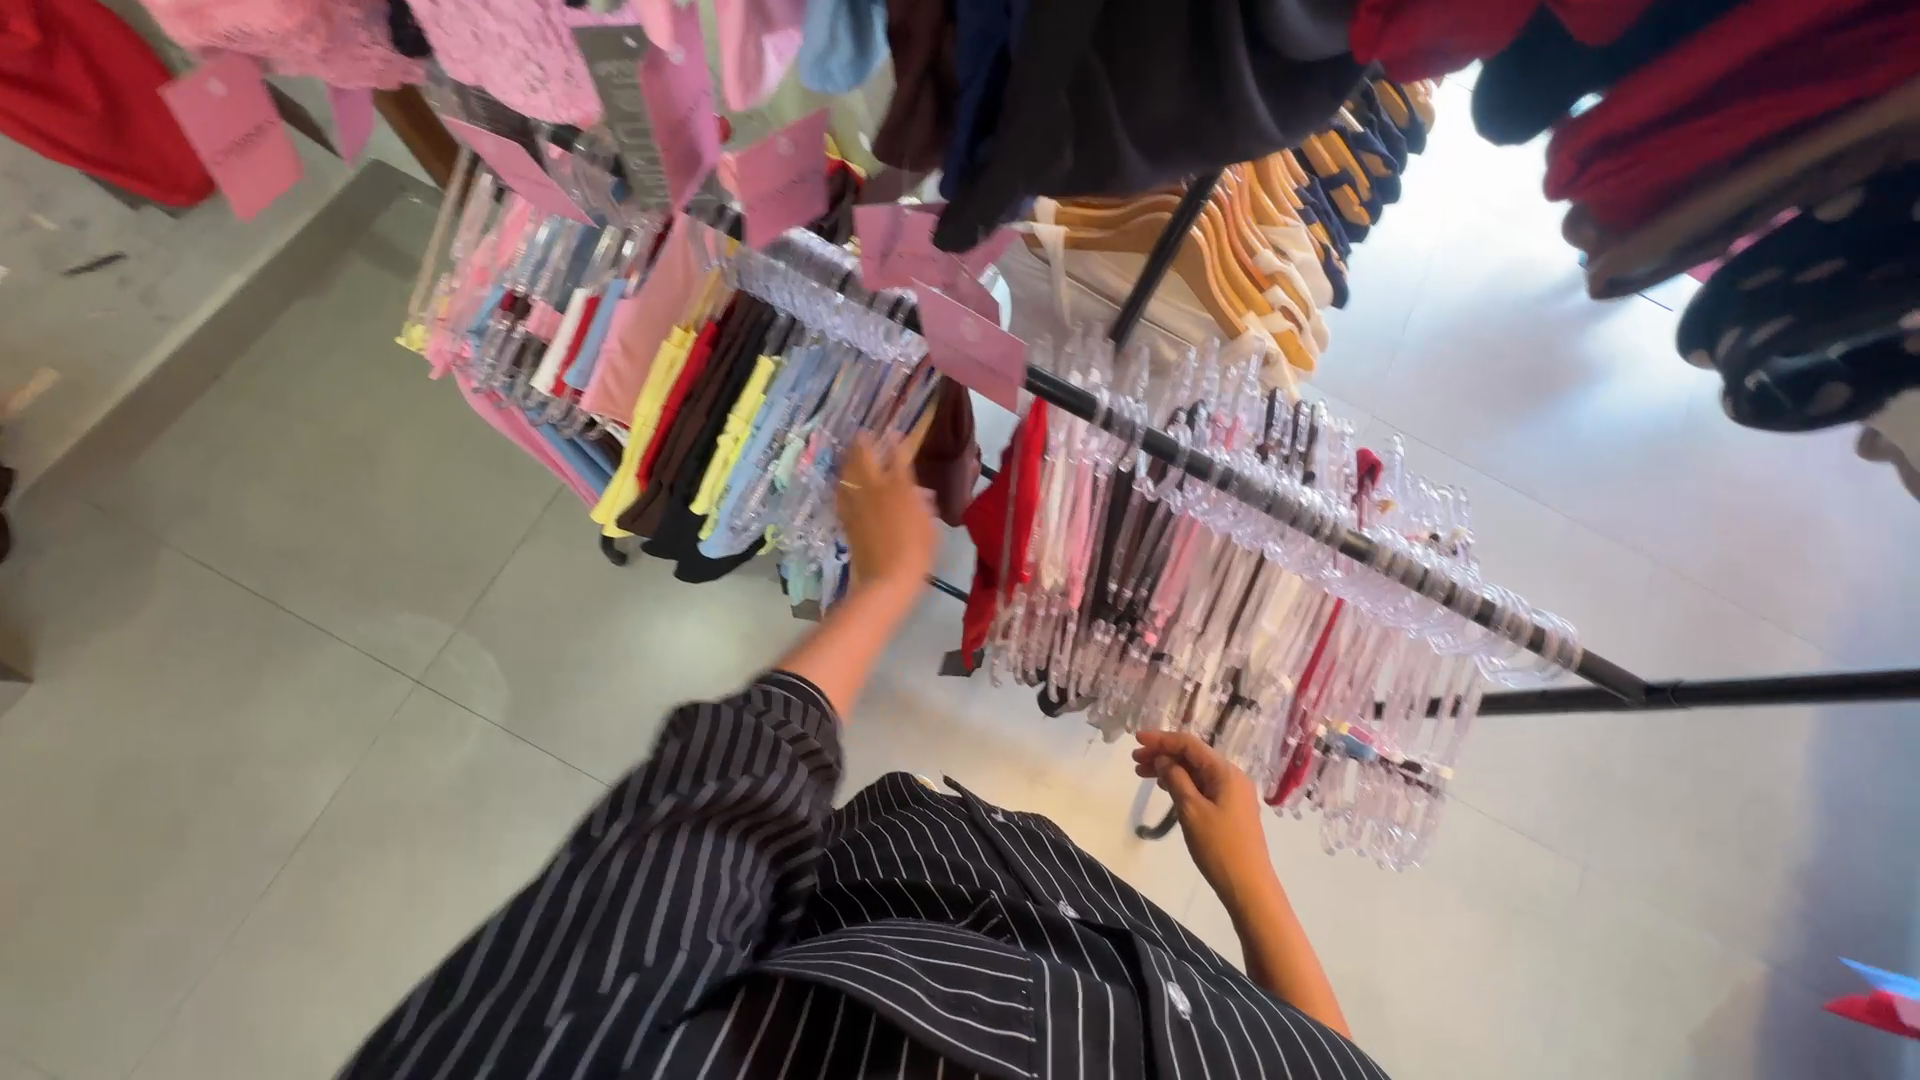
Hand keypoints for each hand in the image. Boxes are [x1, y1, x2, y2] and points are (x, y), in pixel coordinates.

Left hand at [837, 434, 936, 591]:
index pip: (897, 455)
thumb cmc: (917, 553)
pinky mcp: (845, 518)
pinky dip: (842, 485)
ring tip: (851, 454)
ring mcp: (856, 502)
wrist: (887, 579)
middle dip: (864, 442)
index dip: (896, 441)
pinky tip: (844, 484)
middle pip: (864, 456)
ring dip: (849, 460)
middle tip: (865, 434)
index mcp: (900, 487)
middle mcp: (875, 488)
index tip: (895, 433)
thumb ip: (924, 505)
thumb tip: (920, 492)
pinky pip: (840, 494)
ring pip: (847, 472)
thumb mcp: (930, 526)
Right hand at [1133, 730, 1277, 906]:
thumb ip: (1176, 779)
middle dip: (1163, 754)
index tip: (1136, 739)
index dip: (1162, 739)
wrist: (1249, 887)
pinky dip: (1182, 783)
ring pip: (1196, 772)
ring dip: (1170, 769)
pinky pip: (1202, 786)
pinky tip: (1165, 787)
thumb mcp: (1191, 810)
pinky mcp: (1230, 809)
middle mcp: (1232, 777)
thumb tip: (1164, 759)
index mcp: (1225, 772)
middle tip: (1135, 760)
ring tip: (1142, 773)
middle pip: (1193, 756)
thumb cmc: (1219, 846)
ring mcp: (1233, 794)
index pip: (1189, 744)